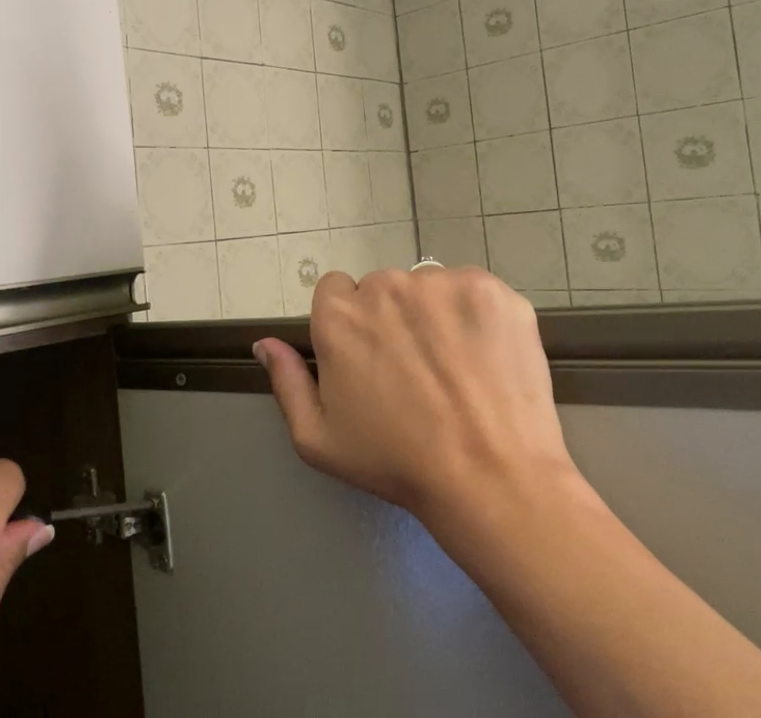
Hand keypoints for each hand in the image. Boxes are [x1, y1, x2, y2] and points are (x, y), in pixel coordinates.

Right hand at [254, 266, 572, 527]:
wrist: (490, 477)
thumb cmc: (397, 461)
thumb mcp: (318, 439)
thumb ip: (287, 383)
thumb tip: (266, 343)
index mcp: (340, 316)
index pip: (335, 291)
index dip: (351, 324)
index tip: (370, 358)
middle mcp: (387, 286)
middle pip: (383, 288)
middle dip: (393, 319)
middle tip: (415, 371)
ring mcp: (444, 284)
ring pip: (429, 287)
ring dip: (434, 314)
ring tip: (454, 368)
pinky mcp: (494, 291)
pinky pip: (473, 291)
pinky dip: (476, 316)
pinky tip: (484, 358)